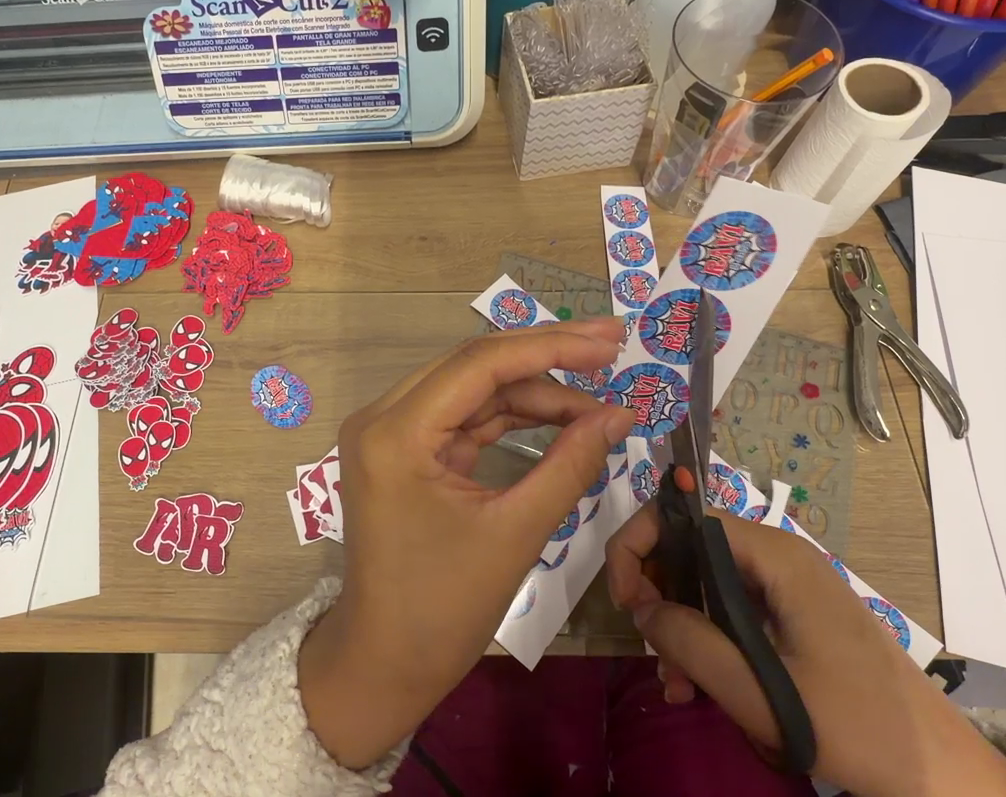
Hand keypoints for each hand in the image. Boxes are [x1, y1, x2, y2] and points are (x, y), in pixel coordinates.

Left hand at [298, 319, 635, 768]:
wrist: (386, 662)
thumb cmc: (443, 608)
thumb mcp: (516, 533)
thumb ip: (571, 465)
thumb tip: (621, 414)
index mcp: (396, 432)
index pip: (480, 363)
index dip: (551, 348)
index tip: (611, 342)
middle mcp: (384, 417)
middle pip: (474, 365)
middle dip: (547, 356)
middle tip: (612, 346)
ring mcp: (391, 432)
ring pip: (472, 388)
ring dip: (535, 390)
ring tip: (599, 398)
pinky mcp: (405, 450)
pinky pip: (464, 417)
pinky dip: (512, 416)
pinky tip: (561, 418)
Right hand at [606, 506, 1005, 796]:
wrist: (937, 771)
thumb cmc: (855, 724)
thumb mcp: (760, 689)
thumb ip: (690, 642)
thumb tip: (640, 607)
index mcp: (776, 556)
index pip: (687, 517)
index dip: (642, 545)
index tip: (624, 601)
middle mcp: (779, 558)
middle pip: (692, 550)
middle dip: (659, 596)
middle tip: (651, 652)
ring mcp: (788, 587)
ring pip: (707, 586)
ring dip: (680, 628)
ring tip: (675, 686)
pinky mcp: (793, 616)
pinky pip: (732, 612)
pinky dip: (707, 641)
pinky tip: (697, 687)